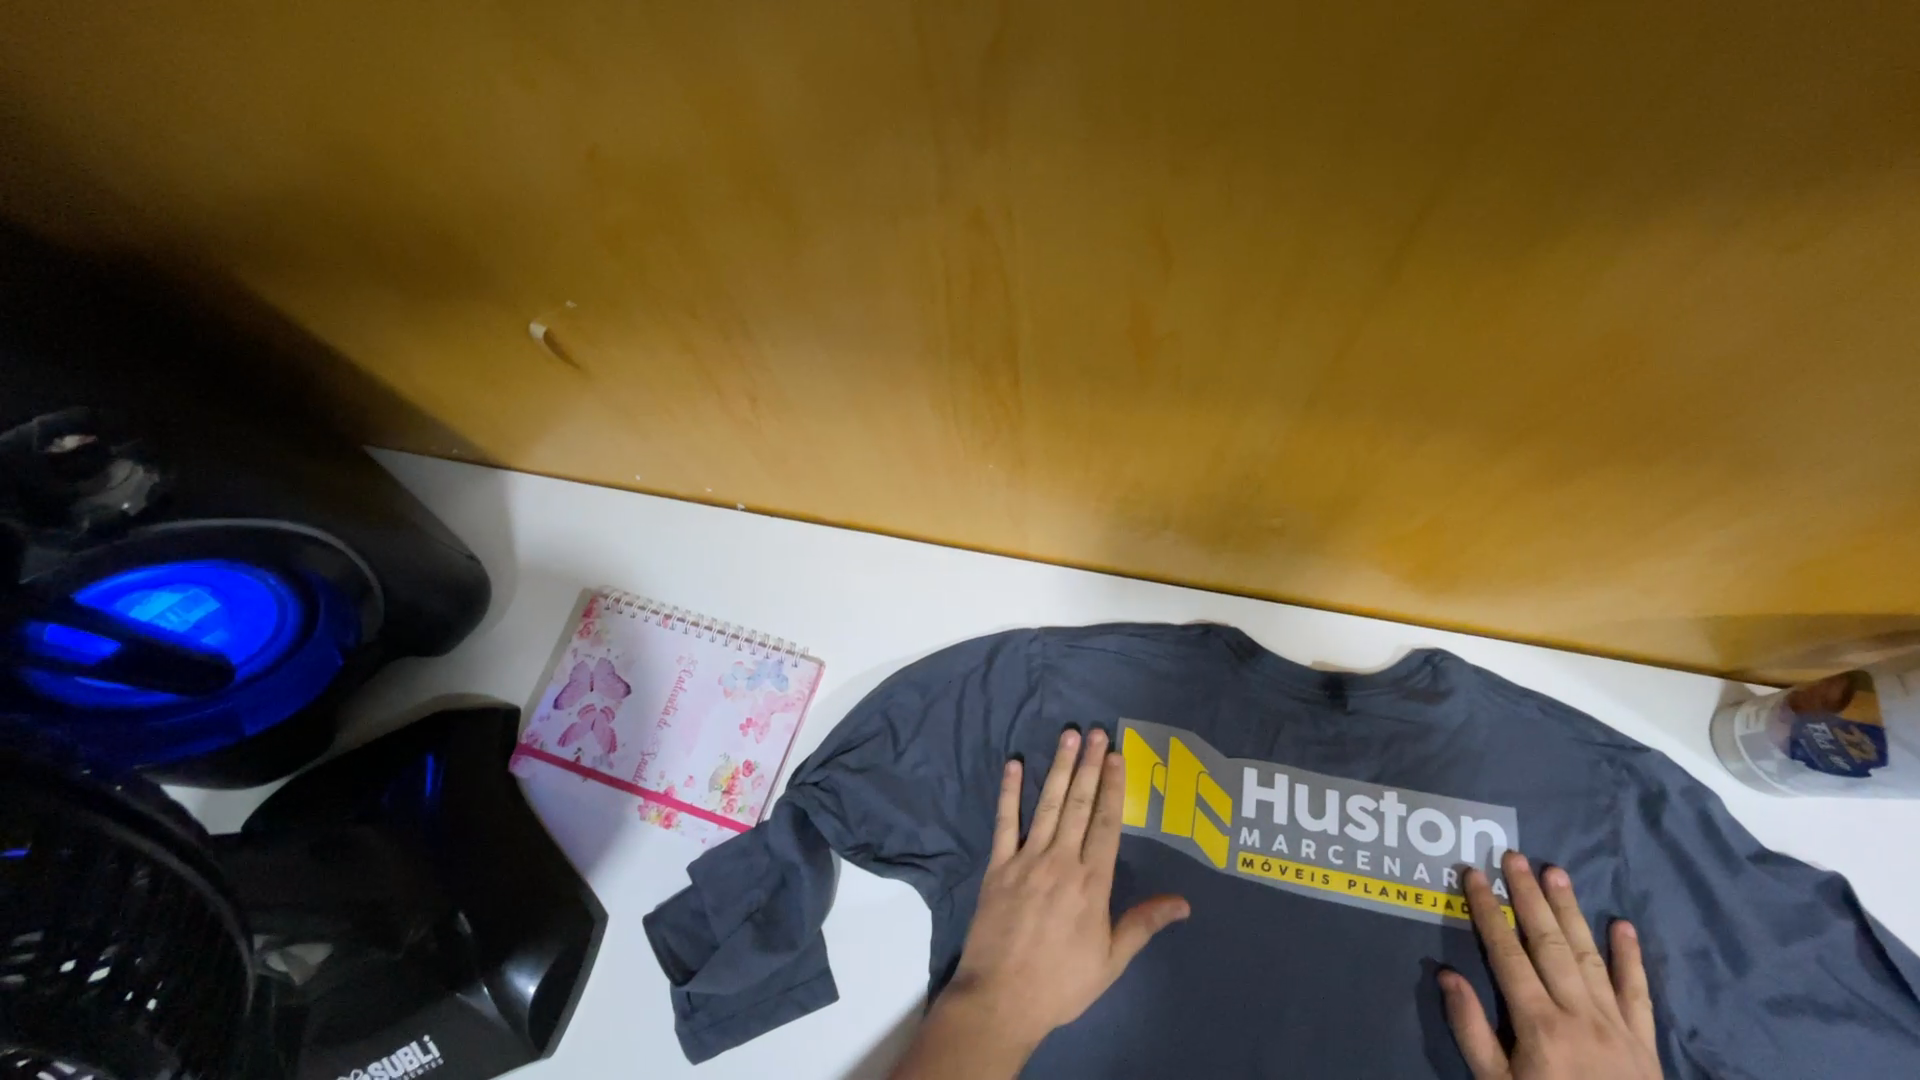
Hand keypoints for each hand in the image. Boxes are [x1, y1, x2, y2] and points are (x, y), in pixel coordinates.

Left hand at [888, 728, 1188, 1079]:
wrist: (1002, 999)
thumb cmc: (1061, 983)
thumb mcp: (1111, 961)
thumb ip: (1143, 924)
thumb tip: (1184, 903)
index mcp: (1092, 883)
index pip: (1106, 824)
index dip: (1113, 788)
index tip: (1116, 757)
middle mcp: (1061, 862)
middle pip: (1078, 805)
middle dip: (1088, 766)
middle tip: (1094, 732)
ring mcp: (1026, 860)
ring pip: (1046, 805)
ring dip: (1057, 768)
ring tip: (1067, 736)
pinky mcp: (997, 866)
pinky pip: (1004, 822)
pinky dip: (1009, 793)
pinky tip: (1014, 765)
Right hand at [1442, 851, 1662, 1079]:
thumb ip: (1471, 1030)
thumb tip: (1447, 975)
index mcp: (1538, 1023)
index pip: (1506, 952)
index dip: (1487, 910)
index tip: (1473, 874)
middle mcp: (1579, 1014)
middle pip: (1549, 943)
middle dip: (1528, 896)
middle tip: (1514, 856)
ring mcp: (1617, 1026)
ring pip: (1590, 956)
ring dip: (1571, 911)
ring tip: (1556, 872)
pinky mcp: (1645, 1043)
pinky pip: (1638, 993)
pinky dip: (1631, 958)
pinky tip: (1623, 926)